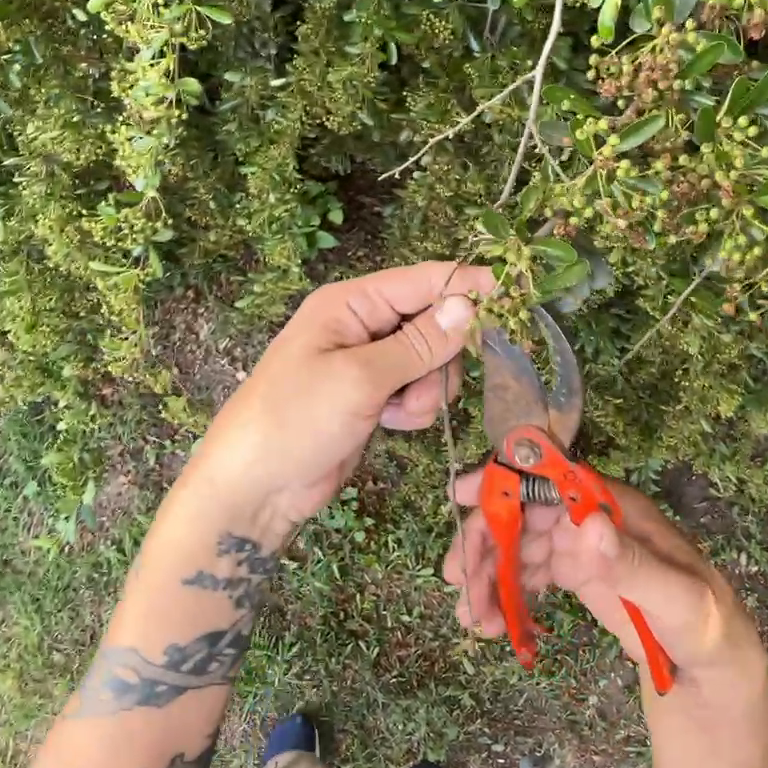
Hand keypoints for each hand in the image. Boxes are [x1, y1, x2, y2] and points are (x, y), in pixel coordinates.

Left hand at [188, 261, 494, 528]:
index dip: (466, 286)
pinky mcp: (373, 396)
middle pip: (433, 322)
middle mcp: (361, 324)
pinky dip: (414, 407)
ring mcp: (367, 362)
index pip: (422, 280)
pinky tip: (390, 424)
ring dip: (428, 389)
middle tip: (426, 387)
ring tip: (398, 413)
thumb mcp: (360, 377)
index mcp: (350, 303)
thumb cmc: (296, 420)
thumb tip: (469, 304)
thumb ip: (419, 343)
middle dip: (441, 357)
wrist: (255, 487)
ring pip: (431, 361)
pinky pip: (417, 389)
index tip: (511, 296)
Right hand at [443, 470, 767, 692]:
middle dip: (485, 540)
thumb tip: (587, 523)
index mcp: (618, 509)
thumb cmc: (710, 634)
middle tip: (458, 581)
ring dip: (487, 574)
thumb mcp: (680, 602)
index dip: (506, 480)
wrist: (714, 680)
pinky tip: (492, 623)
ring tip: (472, 619)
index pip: (554, 479)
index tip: (462, 494)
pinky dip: (503, 594)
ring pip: (517, 545)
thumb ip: (633, 566)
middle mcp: (593, 519)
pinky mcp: (574, 577)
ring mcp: (581, 548)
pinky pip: (526, 575)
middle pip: (524, 512)